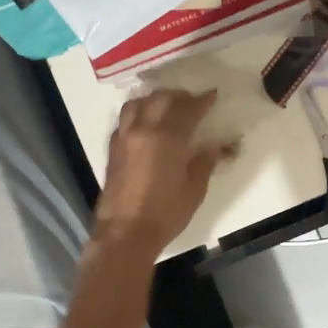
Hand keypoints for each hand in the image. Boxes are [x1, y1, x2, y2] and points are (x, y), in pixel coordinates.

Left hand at [94, 90, 231, 253]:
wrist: (125, 232)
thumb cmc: (166, 213)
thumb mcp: (195, 189)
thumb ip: (204, 162)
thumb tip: (214, 146)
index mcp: (168, 138)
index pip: (188, 109)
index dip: (202, 101)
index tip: (212, 95)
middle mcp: (144, 129)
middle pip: (161, 98)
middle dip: (180, 96)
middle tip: (192, 101)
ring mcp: (125, 137)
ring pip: (138, 103)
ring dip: (155, 99)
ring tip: (167, 106)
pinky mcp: (113, 148)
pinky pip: (125, 118)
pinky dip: (138, 112)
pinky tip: (146, 122)